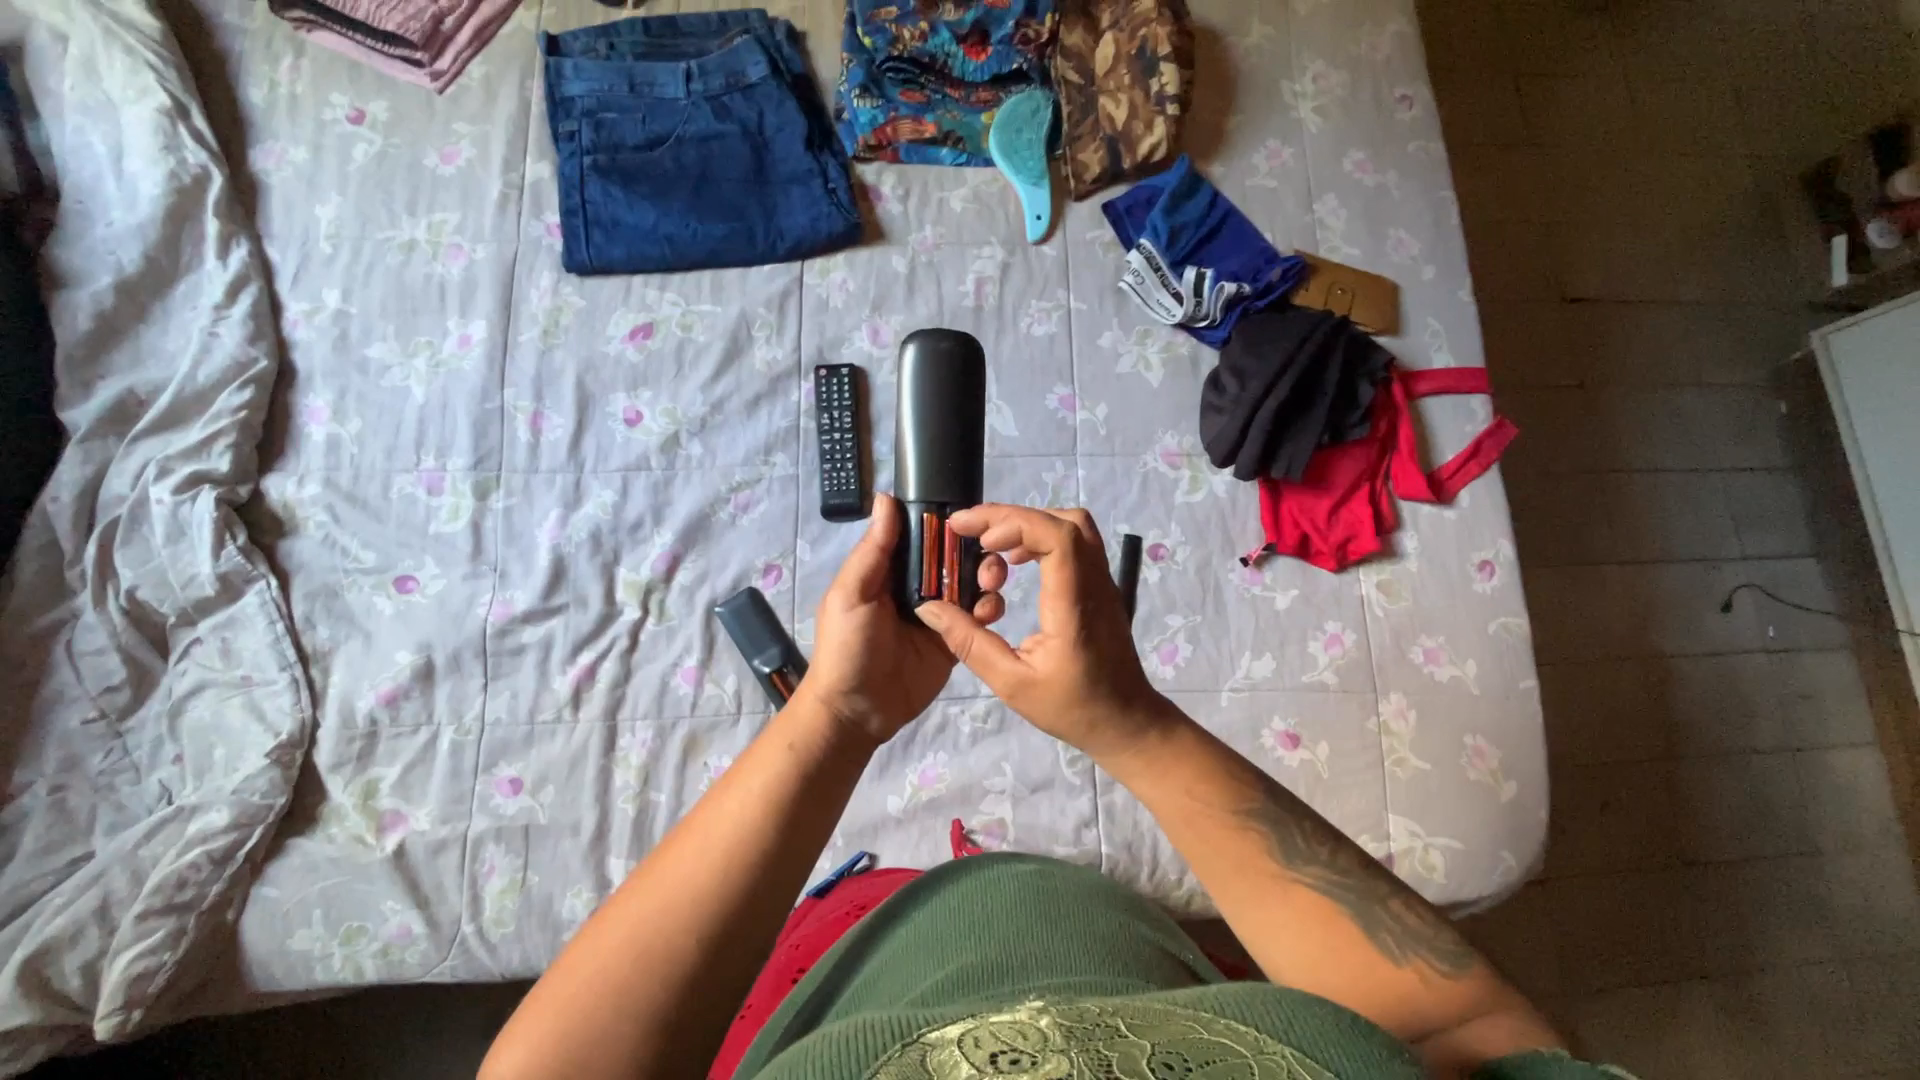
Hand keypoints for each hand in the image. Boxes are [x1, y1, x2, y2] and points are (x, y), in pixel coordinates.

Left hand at [798, 493, 1007, 745]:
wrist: (856, 711)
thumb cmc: (846, 647)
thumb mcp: (851, 594)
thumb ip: (874, 550)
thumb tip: (886, 497)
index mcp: (888, 571)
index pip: (922, 537)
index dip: (946, 524)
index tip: (974, 514)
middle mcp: (915, 588)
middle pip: (953, 559)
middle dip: (975, 552)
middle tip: (991, 555)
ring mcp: (937, 615)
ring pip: (969, 585)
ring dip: (985, 578)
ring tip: (992, 581)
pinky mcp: (952, 641)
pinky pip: (976, 619)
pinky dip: (988, 610)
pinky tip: (990, 610)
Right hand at [913, 505, 1179, 759]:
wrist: (1125, 720)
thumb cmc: (1071, 707)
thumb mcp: (1011, 683)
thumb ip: (968, 643)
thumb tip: (929, 607)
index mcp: (1074, 606)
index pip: (1059, 539)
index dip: (1016, 524)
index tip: (978, 537)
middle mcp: (1094, 584)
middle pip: (1064, 522)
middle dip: (1011, 516)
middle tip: (968, 528)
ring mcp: (1103, 582)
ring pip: (1073, 526)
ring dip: (1028, 523)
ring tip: (989, 542)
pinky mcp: (1101, 586)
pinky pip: (1075, 543)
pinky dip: (1041, 537)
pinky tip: (1014, 559)